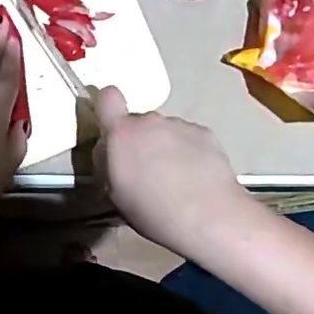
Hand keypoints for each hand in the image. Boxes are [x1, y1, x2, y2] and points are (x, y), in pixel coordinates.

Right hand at [94, 86, 262, 252]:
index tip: (111, 125)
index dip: (107, 107)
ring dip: (164, 146)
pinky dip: (188, 151)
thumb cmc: (150, 209)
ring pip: (165, 131)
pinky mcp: (205, 133)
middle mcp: (150, 121)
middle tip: (145, 170)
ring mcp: (180, 124)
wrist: (206, 215)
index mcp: (121, 134)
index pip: (107, 98)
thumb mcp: (113, 192)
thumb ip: (108, 162)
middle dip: (139, 140)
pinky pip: (188, 137)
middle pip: (138, 123)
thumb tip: (110, 151)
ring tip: (174, 177)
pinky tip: (194, 176)